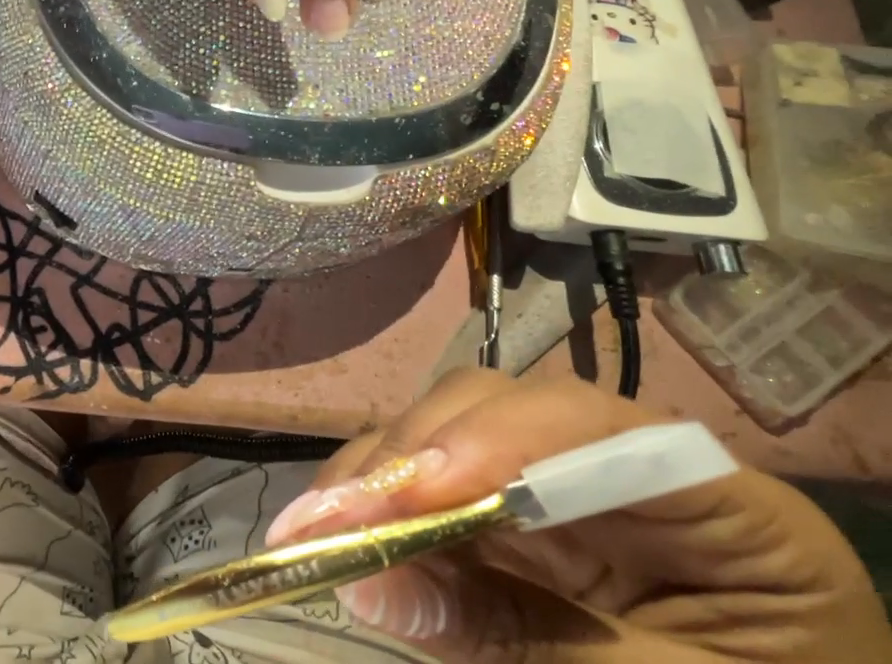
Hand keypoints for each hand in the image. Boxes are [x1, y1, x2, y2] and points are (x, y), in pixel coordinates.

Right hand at [266, 370, 891, 661]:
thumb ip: (518, 636)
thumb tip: (362, 584)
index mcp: (727, 514)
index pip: (602, 429)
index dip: (500, 439)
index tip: (415, 491)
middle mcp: (623, 474)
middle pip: (500, 409)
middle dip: (415, 454)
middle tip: (343, 514)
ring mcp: (551, 490)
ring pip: (442, 430)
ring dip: (375, 474)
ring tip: (318, 524)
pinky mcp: (496, 520)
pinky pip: (421, 486)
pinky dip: (371, 504)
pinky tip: (331, 528)